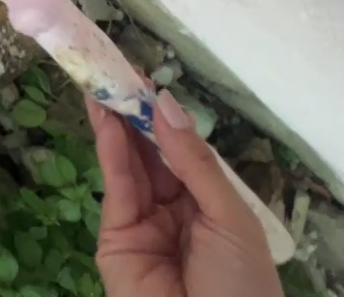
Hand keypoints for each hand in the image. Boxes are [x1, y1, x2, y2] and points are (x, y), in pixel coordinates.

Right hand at [86, 90, 282, 296]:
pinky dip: (108, 145)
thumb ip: (194, 162)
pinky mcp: (114, 229)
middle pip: (152, 150)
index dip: (166, 118)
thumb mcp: (230, 222)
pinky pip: (115, 179)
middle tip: (117, 69)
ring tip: (102, 79)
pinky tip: (104, 115)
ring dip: (115, 119)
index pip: (184, 154)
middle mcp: (178, 208)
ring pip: (129, 159)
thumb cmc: (241, 290)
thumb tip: (165, 104)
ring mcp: (144, 218)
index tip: (148, 80)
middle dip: (135, 111)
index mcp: (213, 209)